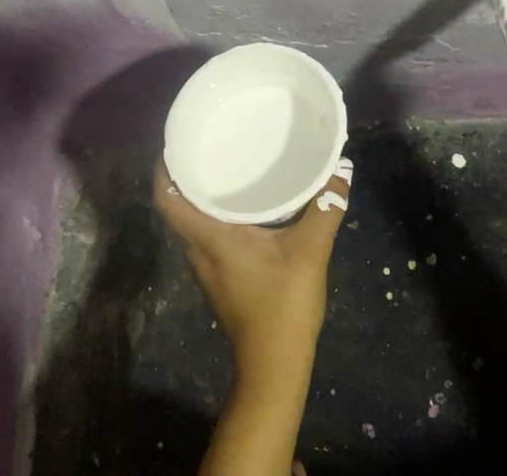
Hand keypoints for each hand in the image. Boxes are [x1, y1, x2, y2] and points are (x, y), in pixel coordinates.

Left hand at [154, 160, 352, 377]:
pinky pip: (210, 234)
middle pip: (179, 206)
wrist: (274, 365)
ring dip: (205, 195)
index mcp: (209, 237)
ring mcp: (208, 267)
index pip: (166, 199)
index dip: (164, 169)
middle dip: (188, 174)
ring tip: (229, 165)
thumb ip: (325, 207)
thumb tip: (341, 169)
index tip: (177, 142)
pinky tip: (248, 205)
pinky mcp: (222, 278)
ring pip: (195, 222)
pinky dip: (220, 214)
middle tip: (210, 143)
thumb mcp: (309, 251)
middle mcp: (200, 250)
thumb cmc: (283, 305)